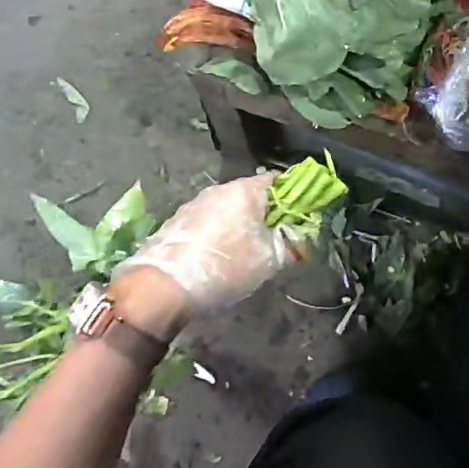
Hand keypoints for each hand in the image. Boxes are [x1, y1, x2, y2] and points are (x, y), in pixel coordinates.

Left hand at [115, 174, 298, 313]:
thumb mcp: (269, 261)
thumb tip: (305, 239)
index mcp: (244, 191)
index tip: (301, 214)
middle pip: (251, 194)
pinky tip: (220, 256)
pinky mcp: (177, 222)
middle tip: (277, 238)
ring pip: (228, 209)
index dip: (293, 195)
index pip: (277, 180)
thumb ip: (293, 244)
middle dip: (266, 213)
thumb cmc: (224, 268)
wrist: (162, 287)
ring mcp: (194, 205)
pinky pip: (209, 221)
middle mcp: (218, 190)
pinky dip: (220, 232)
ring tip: (248, 251)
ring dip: (241, 224)